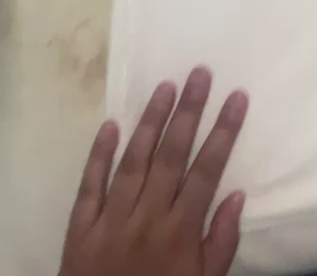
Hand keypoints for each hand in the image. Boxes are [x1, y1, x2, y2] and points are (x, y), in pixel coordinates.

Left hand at [59, 67, 248, 275]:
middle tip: (199, 73)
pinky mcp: (79, 231)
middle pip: (171, 155)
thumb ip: (221, 244)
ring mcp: (109, 222)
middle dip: (188, 111)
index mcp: (179, 233)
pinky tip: (110, 124)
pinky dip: (98, 155)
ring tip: (165, 86)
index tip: (236, 96)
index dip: (223, 131)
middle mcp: (146, 219)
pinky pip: (89, 187)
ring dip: (150, 122)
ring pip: (133, 162)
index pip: (206, 170)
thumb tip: (237, 195)